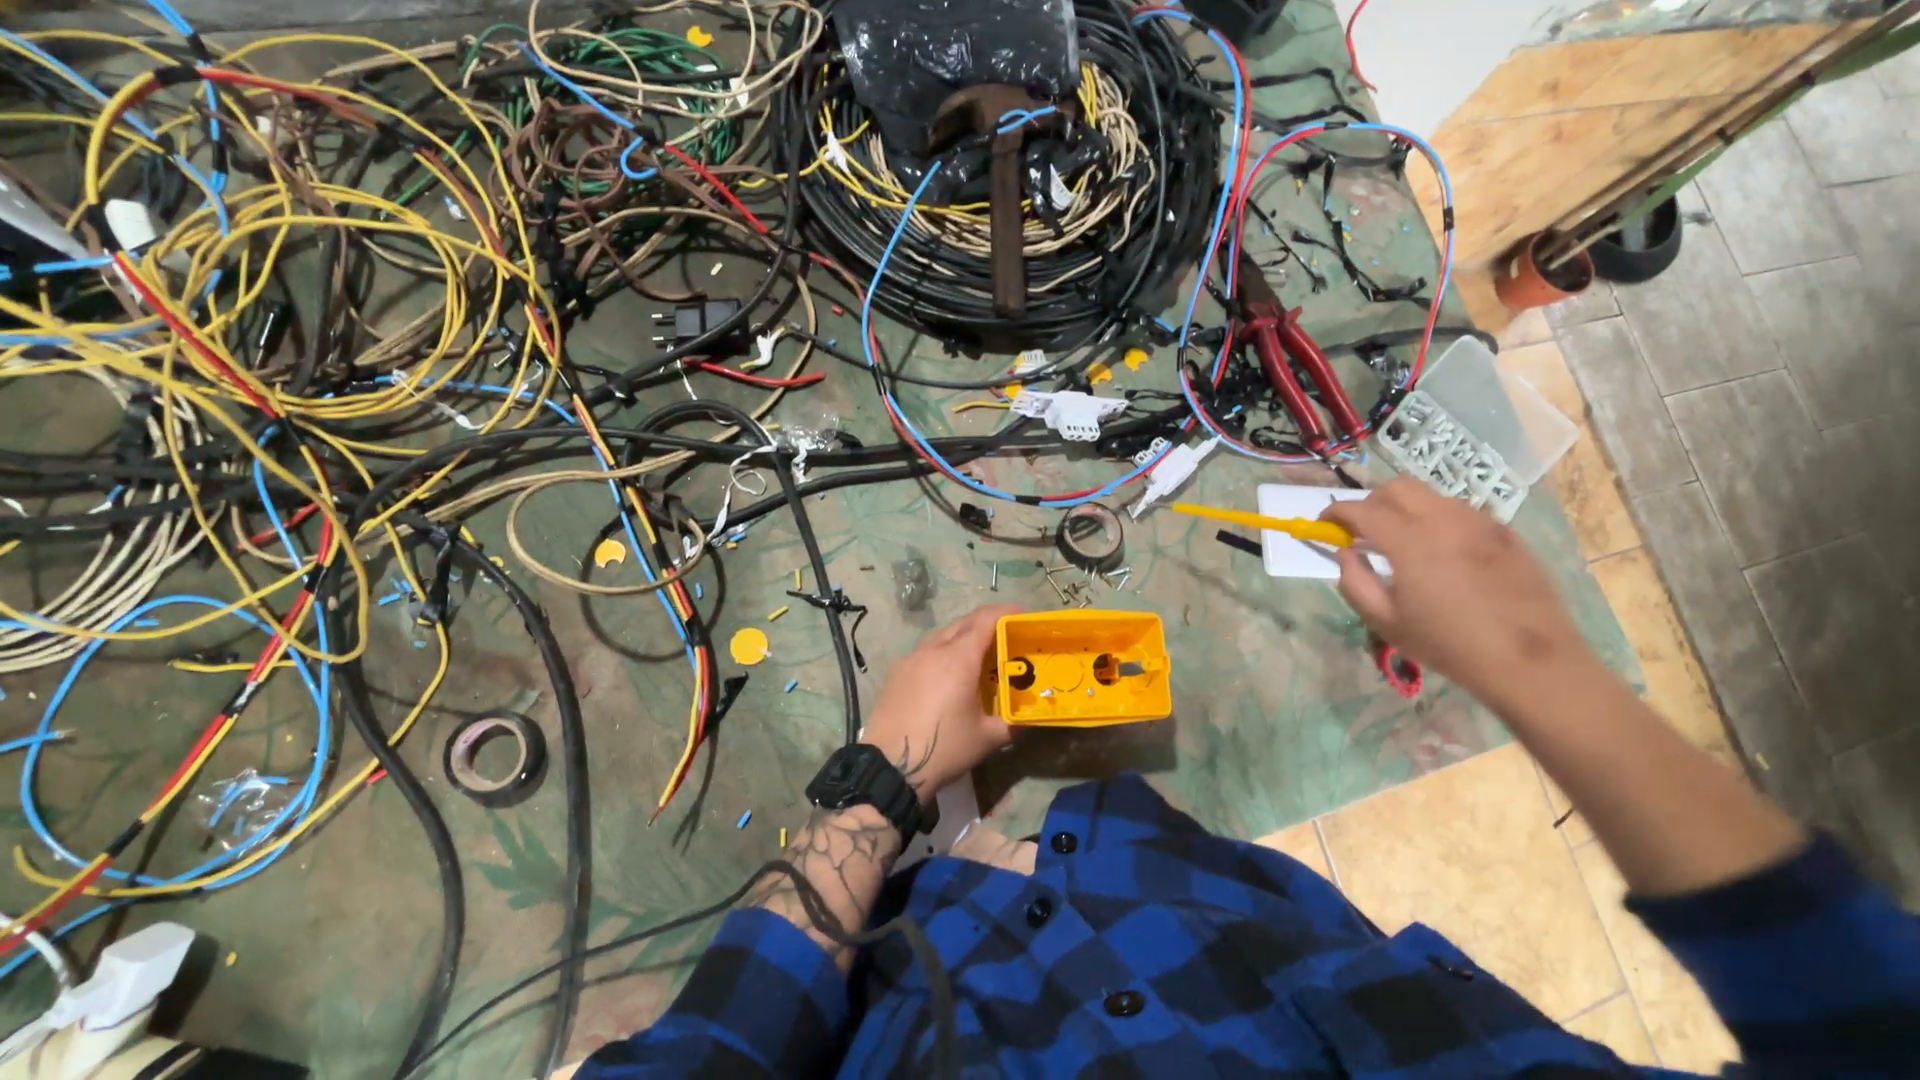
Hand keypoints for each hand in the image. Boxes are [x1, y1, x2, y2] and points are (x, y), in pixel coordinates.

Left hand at [860, 604, 1020, 803]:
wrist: (891, 767)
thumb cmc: (944, 748)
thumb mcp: (987, 738)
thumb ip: (1013, 723)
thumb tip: (1029, 719)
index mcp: (958, 659)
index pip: (985, 621)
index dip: (1006, 612)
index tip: (1022, 614)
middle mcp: (933, 650)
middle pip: (962, 623)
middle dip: (985, 622)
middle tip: (1005, 634)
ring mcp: (910, 660)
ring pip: (941, 635)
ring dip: (961, 634)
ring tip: (977, 652)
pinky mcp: (896, 673)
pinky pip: (924, 651)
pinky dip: (942, 650)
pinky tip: (947, 671)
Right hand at [1320, 478, 1594, 706]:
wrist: (1528, 659)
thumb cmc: (1449, 644)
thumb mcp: (1386, 622)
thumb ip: (1354, 582)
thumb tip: (1345, 553)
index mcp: (1409, 541)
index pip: (1361, 510)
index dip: (1335, 513)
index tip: (1324, 525)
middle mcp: (1443, 520)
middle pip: (1396, 487)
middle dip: (1371, 501)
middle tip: (1362, 530)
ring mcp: (1478, 522)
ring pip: (1430, 495)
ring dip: (1406, 508)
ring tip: (1402, 540)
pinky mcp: (1504, 532)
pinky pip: (1460, 512)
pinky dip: (1438, 520)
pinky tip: (1442, 552)